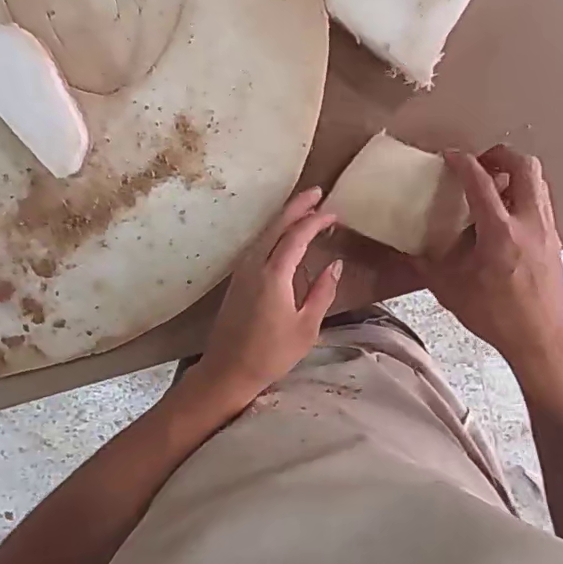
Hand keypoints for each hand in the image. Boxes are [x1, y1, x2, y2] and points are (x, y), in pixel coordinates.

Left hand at [189, 187, 341, 408]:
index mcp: (273, 276)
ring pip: (263, 235)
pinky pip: (256, 247)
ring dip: (283, 219)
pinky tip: (281, 237)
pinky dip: (272, 235)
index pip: (296, 236)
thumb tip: (335, 266)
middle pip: (276, 227)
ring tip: (303, 209)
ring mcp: (241, 273)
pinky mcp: (236, 282)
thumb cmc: (270, 354)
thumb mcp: (306, 327)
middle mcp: (253, 267)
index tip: (334, 212)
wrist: (227, 370)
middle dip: (297, 207)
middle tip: (317, 193)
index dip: (315, 221)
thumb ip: (322, 293)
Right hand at [416, 146, 562, 397]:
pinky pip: (540, 203)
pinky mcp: (554, 240)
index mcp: (500, 232)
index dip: (464, 163)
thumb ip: (427, 264)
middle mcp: (529, 222)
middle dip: (501, 156)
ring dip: (514, 174)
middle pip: (525, 166)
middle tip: (479, 163)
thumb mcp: (449, 289)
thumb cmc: (493, 314)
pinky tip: (504, 215)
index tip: (450, 155)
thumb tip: (405, 251)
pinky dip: (522, 196)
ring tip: (491, 186)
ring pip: (538, 182)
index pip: (481, 183)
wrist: (538, 336)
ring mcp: (546, 229)